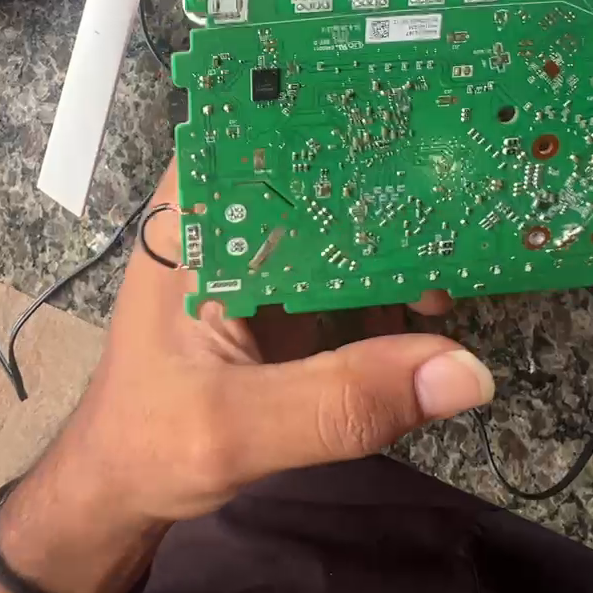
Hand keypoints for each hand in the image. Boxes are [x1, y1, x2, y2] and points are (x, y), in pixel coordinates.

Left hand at [0, 161, 492, 592]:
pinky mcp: (285, 295)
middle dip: (382, 174)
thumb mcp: (236, 428)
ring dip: (394, 231)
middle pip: (313, 171)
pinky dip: (390, 282)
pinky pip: (347, 272)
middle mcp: (229, 219)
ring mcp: (261, 256)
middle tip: (462, 178)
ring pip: (336, 219)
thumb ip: (340, 403)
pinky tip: (436, 297)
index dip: (329, 113)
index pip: (261, 132)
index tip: (405, 106)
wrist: (128, 486)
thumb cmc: (152, 441)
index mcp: (195, 217)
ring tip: (464, 241)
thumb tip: (464, 372)